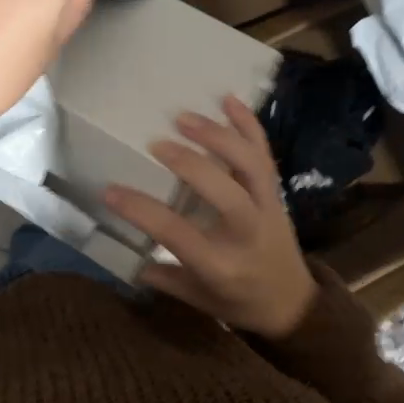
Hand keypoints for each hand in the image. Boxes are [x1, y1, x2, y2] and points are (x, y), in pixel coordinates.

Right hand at [103, 96, 319, 338]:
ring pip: (250, 167)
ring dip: (219, 137)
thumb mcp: (195, 298)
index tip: (110, 191)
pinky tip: (228, 99)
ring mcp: (268, 209)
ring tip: (184, 117)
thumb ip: (159, 274)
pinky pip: (265, 154)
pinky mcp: (277, 193)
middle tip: (157, 144)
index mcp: (221, 266)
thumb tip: (116, 242)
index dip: (141, 211)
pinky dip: (249, 124)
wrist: (294, 304)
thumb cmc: (237, 301)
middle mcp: (248, 234)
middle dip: (191, 165)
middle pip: (225, 193)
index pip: (177, 234)